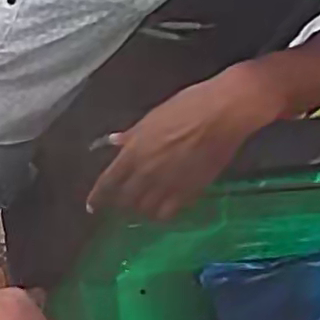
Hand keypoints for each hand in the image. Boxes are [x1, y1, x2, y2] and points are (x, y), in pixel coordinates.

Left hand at [85, 59, 286, 220]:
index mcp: (132, 153)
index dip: (98, 198)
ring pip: (144, 210)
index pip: (107, 184)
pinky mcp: (190, 190)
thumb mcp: (152, 118)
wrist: (227, 110)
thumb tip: (113, 142)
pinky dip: (162, 213)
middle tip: (121, 204)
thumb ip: (132, 136)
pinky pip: (168, 211)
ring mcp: (168, 184)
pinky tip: (163, 208)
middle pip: (124, 201)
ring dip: (140, 210)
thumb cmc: (188, 106)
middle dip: (119, 205)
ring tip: (141, 207)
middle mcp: (145, 173)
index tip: (92, 206)